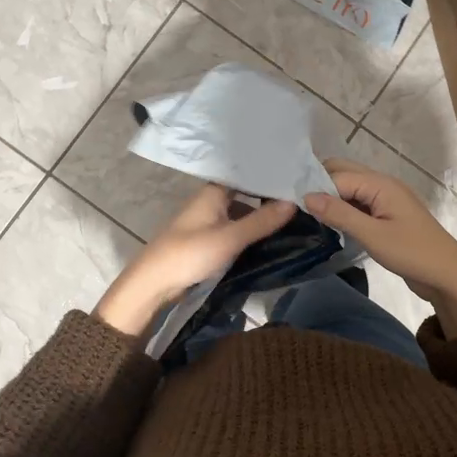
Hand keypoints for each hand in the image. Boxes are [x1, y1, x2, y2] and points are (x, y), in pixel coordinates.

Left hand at [93, 184, 296, 336]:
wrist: (154, 283)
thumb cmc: (190, 253)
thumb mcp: (230, 237)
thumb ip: (261, 221)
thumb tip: (294, 202)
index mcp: (212, 192)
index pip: (245, 173)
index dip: (268, 173)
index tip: (296, 174)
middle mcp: (210, 201)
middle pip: (244, 192)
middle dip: (268, 195)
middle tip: (301, 196)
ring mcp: (207, 220)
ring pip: (239, 211)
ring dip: (260, 214)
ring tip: (293, 215)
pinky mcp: (206, 239)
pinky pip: (233, 227)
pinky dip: (249, 229)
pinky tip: (268, 235)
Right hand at [304, 159, 456, 337]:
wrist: (448, 277)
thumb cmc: (412, 254)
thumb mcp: (372, 235)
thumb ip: (340, 214)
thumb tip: (306, 196)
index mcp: (381, 184)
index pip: (337, 176)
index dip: (313, 185)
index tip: (288, 199)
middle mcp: (383, 184)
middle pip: (343, 173)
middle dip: (319, 183)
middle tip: (292, 201)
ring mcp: (386, 199)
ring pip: (350, 188)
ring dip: (330, 196)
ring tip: (303, 210)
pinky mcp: (386, 215)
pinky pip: (358, 203)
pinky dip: (342, 207)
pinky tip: (327, 220)